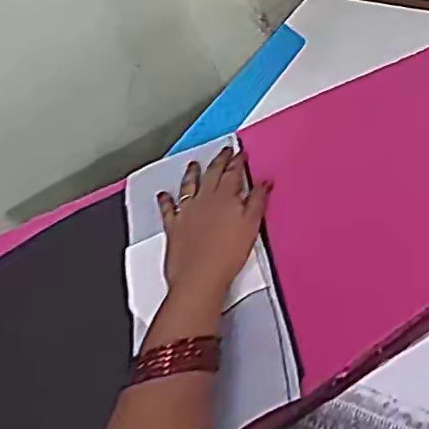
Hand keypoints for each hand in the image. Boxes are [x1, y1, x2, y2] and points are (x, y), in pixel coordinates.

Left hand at [156, 147, 270, 313]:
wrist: (199, 277)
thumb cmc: (228, 254)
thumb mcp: (252, 225)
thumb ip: (258, 201)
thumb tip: (264, 183)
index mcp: (225, 197)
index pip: (233, 173)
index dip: (237, 161)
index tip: (240, 153)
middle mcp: (205, 199)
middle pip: (212, 174)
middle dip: (219, 160)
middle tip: (224, 151)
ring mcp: (187, 212)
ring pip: (189, 185)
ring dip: (192, 173)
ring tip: (194, 164)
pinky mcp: (173, 226)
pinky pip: (168, 209)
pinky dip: (165, 200)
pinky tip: (164, 194)